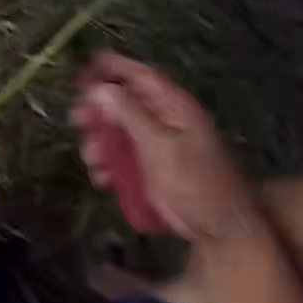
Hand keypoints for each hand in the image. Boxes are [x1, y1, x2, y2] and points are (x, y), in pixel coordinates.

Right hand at [73, 51, 256, 245]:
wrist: (223, 234)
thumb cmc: (197, 185)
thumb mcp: (160, 146)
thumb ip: (130, 114)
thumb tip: (100, 88)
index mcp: (174, 106)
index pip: (140, 74)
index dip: (112, 67)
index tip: (85, 70)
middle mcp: (165, 119)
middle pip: (124, 101)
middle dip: (99, 110)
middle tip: (79, 119)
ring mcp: (159, 143)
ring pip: (119, 129)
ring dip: (100, 140)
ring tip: (91, 158)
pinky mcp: (153, 166)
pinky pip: (124, 154)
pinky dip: (109, 161)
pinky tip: (102, 177)